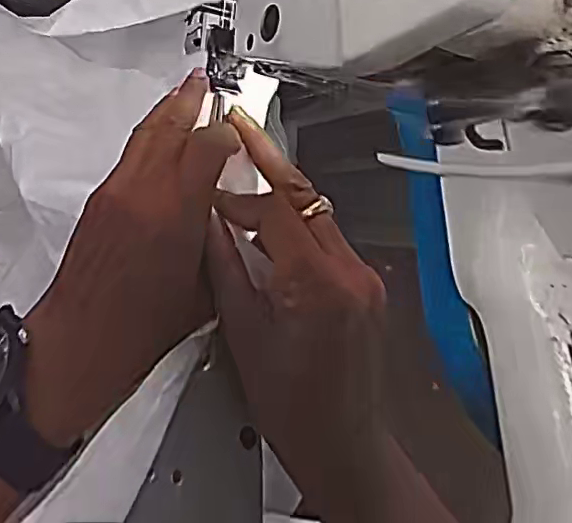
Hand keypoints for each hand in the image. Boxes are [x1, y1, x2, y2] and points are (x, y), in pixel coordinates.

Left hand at [21, 70, 240, 445]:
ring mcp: (118, 191)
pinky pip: (130, 150)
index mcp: (176, 213)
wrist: (82, 338)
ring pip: (147, 133)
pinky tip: (157, 132)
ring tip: (181, 94)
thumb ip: (219, 239)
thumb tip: (225, 211)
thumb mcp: (204, 287)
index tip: (233, 126)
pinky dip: (148, 132)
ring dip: (166, 109)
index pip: (207, 146)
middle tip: (203, 83)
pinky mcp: (101, 197)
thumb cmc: (139, 328)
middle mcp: (145, 192)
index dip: (224, 131)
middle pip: (171, 126)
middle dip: (190, 100)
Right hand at [204, 107, 395, 519]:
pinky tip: (272, 217)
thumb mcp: (243, 334)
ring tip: (250, 161)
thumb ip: (225, 267)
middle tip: (240, 124)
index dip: (239, 194)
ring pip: (316, 210)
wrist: (344, 446)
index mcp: (315, 284)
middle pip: (302, 196)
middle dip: (268, 157)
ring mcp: (362, 275)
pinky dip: (296, 218)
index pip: (274, 210)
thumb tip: (207, 223)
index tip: (212, 192)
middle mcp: (348, 272)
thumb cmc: (294, 408)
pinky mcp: (365, 282)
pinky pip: (327, 233)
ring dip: (281, 188)